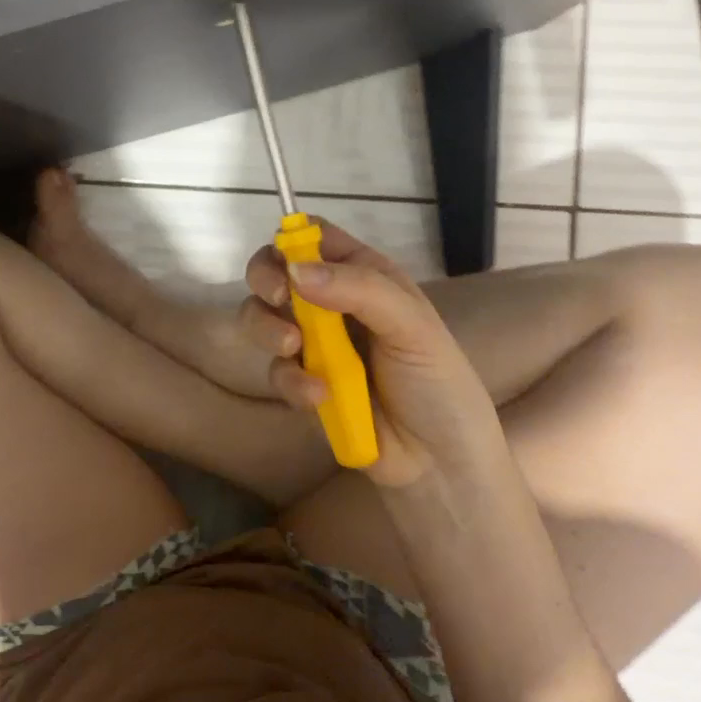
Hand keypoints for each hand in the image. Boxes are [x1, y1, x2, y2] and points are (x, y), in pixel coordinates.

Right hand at [241, 222, 508, 488]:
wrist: (438, 465)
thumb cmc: (438, 385)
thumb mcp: (412, 327)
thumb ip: (359, 290)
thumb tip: (296, 270)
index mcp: (364, 276)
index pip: (314, 236)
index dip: (292, 239)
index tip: (287, 260)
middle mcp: (332, 303)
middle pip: (275, 270)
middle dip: (266, 280)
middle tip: (277, 298)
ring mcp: (314, 345)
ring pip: (262, 317)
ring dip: (267, 329)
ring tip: (292, 349)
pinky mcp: (301, 383)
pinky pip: (275, 370)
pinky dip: (290, 381)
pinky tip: (318, 397)